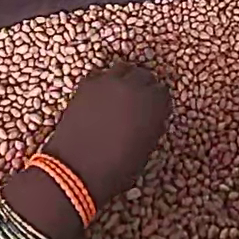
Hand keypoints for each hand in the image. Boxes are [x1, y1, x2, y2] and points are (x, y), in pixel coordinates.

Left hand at [39, 63, 170, 208]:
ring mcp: (109, 82)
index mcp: (153, 104)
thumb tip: (150, 119)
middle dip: (145, 87)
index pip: (163, 93)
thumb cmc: (115, 169)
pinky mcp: (87, 85)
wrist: (76, 169)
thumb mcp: (145, 151)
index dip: (159, 103)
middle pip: (144, 76)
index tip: (156, 111)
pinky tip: (101, 96)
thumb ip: (151, 127)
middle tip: (140, 101)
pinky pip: (100, 75)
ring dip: (125, 79)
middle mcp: (133, 87)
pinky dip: (103, 82)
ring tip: (122, 94)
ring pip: (123, 69)